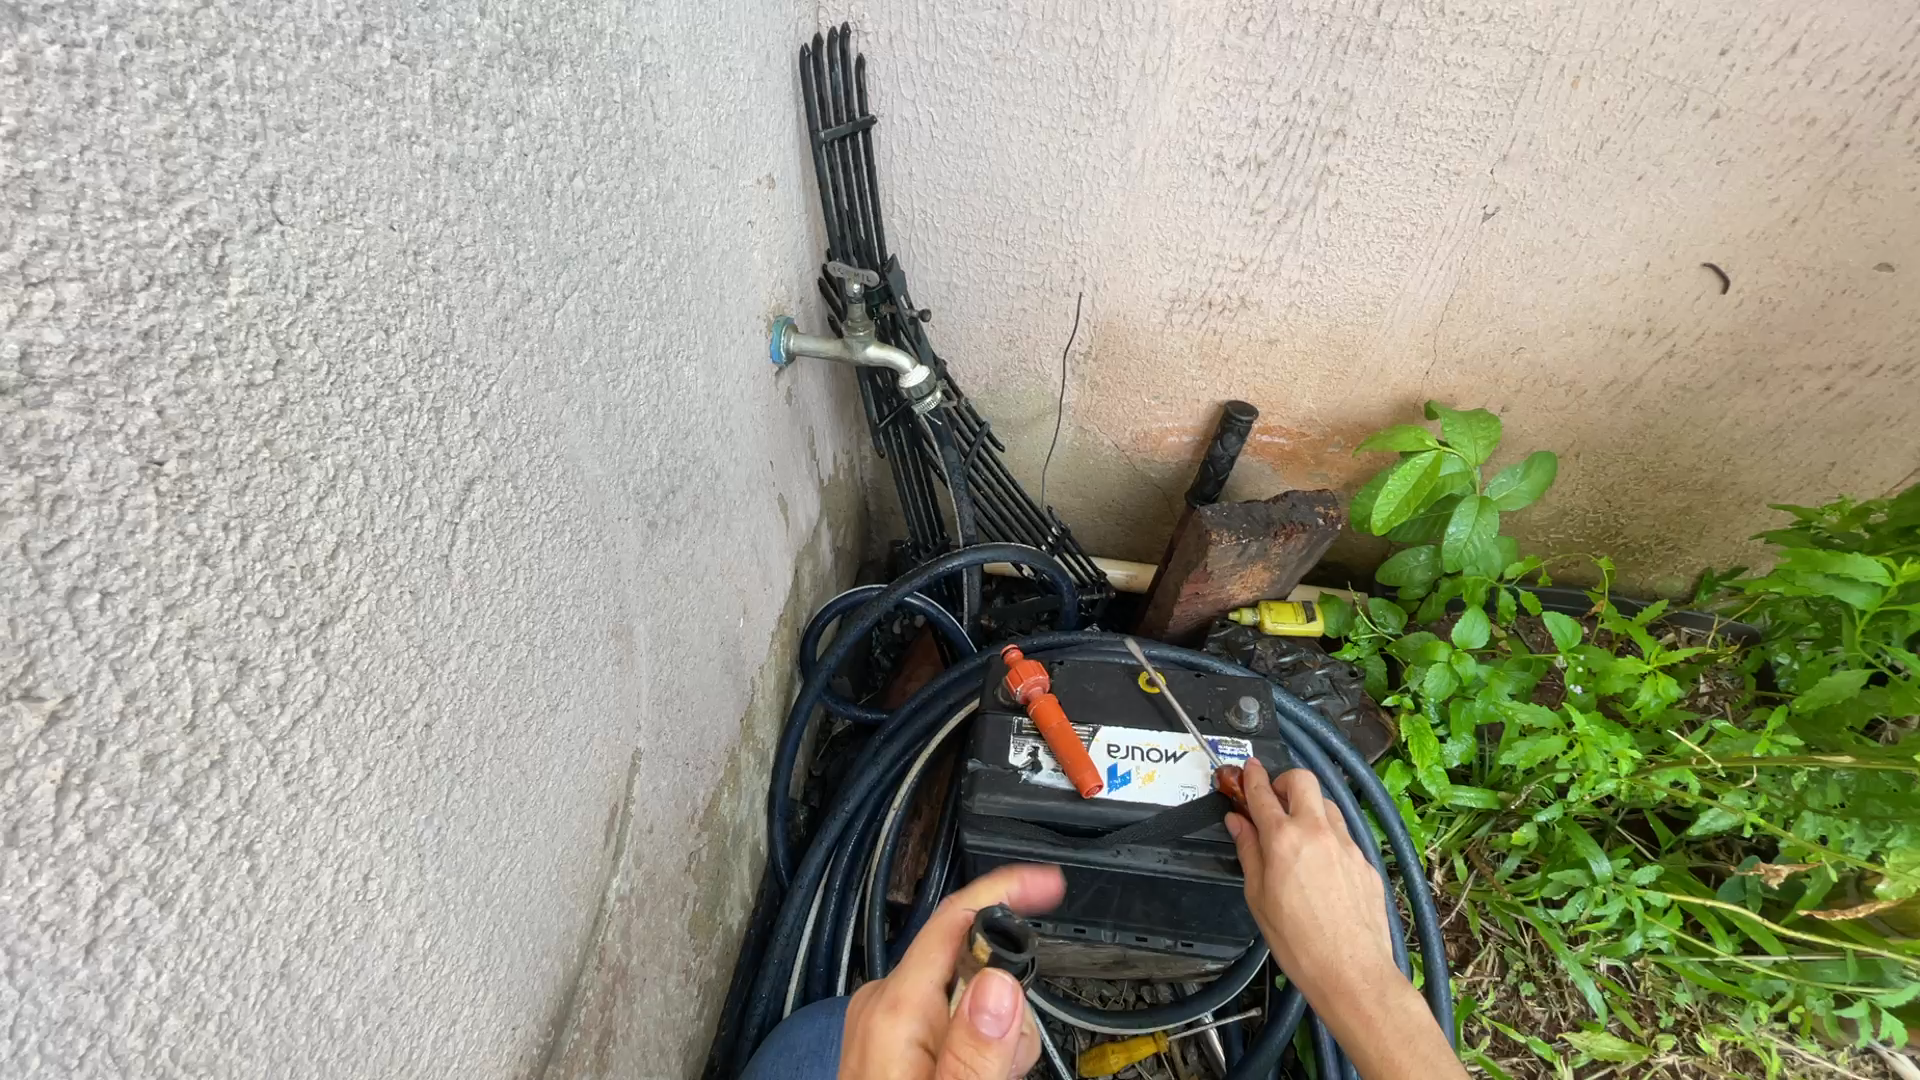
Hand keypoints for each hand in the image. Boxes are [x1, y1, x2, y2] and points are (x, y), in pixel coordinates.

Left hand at [838, 863, 1065, 1079]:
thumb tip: (1001, 982)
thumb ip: (977, 1054)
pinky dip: (979, 1040)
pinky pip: (954, 1015)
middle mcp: (886, 1002)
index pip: (953, 919)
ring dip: (996, 1029)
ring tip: (993, 1078)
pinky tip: (977, 1074)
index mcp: (896, 1007)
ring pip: (969, 990)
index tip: (1049, 883)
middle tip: (1013, 1061)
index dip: (1004, 890)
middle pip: (969, 955)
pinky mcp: (897, 1040)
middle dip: (1007, 992)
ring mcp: (889, 1021)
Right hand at [1225, 759, 1467, 1079]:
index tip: (1249, 768)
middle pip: (1303, 780)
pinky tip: (1322, 865)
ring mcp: (1347, 846)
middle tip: (1274, 800)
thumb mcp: (1257, 896)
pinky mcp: (1366, 863)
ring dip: (1309, 807)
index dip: (1252, 775)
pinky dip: (1328, 836)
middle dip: (1285, 781)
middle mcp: (1317, 832)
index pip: (1262, 792)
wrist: (1353, 974)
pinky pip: (1345, 835)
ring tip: (1299, 833)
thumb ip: (1248, 851)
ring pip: (1327, 804)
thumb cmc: (1298, 941)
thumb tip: (1238, 822)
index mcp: (1283, 839)